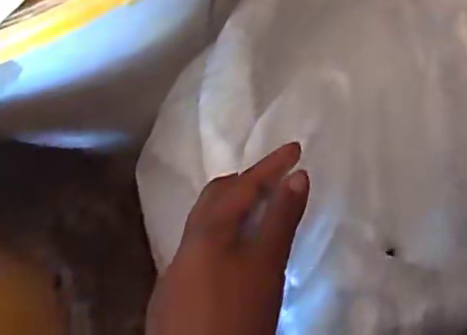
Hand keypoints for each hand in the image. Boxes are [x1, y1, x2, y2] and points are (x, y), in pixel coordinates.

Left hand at [147, 143, 310, 334]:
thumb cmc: (236, 318)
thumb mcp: (267, 268)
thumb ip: (281, 219)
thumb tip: (297, 175)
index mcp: (206, 231)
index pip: (243, 184)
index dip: (272, 165)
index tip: (296, 148)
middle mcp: (184, 246)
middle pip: (215, 199)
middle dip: (245, 183)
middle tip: (274, 180)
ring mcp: (172, 277)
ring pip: (203, 227)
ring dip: (231, 213)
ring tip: (258, 216)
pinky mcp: (169, 305)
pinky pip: (197, 254)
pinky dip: (220, 241)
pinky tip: (232, 261)